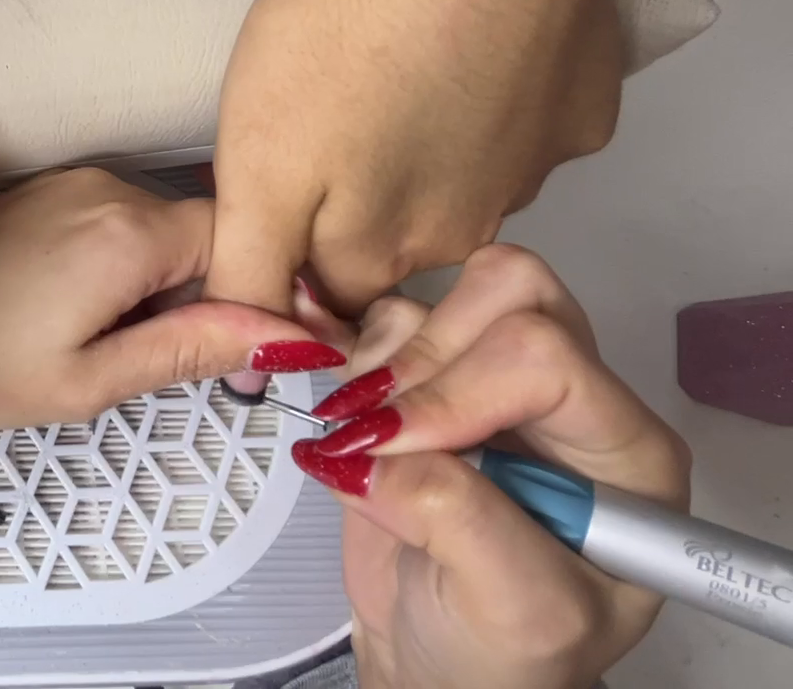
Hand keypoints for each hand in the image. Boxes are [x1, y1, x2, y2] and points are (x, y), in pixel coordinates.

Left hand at [0, 168, 347, 426]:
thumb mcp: (90, 379)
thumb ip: (191, 347)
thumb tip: (291, 331)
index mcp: (126, 229)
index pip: (239, 238)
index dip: (251, 294)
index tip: (227, 350)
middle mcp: (101, 185)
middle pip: (198, 231)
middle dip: (193, 293)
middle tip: (136, 354)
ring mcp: (64, 181)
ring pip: (155, 226)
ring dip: (152, 280)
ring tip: (92, 333)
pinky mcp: (38, 190)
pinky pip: (110, 218)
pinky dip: (115, 262)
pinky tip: (66, 304)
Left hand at [206, 0, 624, 315]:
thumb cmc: (340, 41)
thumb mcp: (256, 171)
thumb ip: (255, 268)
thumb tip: (260, 349)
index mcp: (385, 244)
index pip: (329, 298)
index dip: (288, 269)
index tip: (266, 221)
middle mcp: (470, 221)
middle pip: (385, 247)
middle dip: (338, 216)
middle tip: (308, 137)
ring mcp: (532, 159)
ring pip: (444, 189)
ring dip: (402, 159)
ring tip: (365, 89)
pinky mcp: (572, 99)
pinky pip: (501, 128)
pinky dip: (465, 106)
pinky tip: (440, 57)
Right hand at [293, 245, 689, 688]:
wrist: (433, 648)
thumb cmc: (499, 645)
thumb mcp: (516, 608)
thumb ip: (457, 518)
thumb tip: (364, 447)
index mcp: (618, 447)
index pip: (541, 357)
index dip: (453, 394)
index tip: (391, 450)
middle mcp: (554, 396)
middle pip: (506, 292)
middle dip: (418, 355)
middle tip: (369, 420)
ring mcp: (475, 380)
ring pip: (427, 302)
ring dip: (372, 358)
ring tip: (347, 423)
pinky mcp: (406, 378)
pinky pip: (370, 319)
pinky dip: (332, 335)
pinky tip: (321, 372)